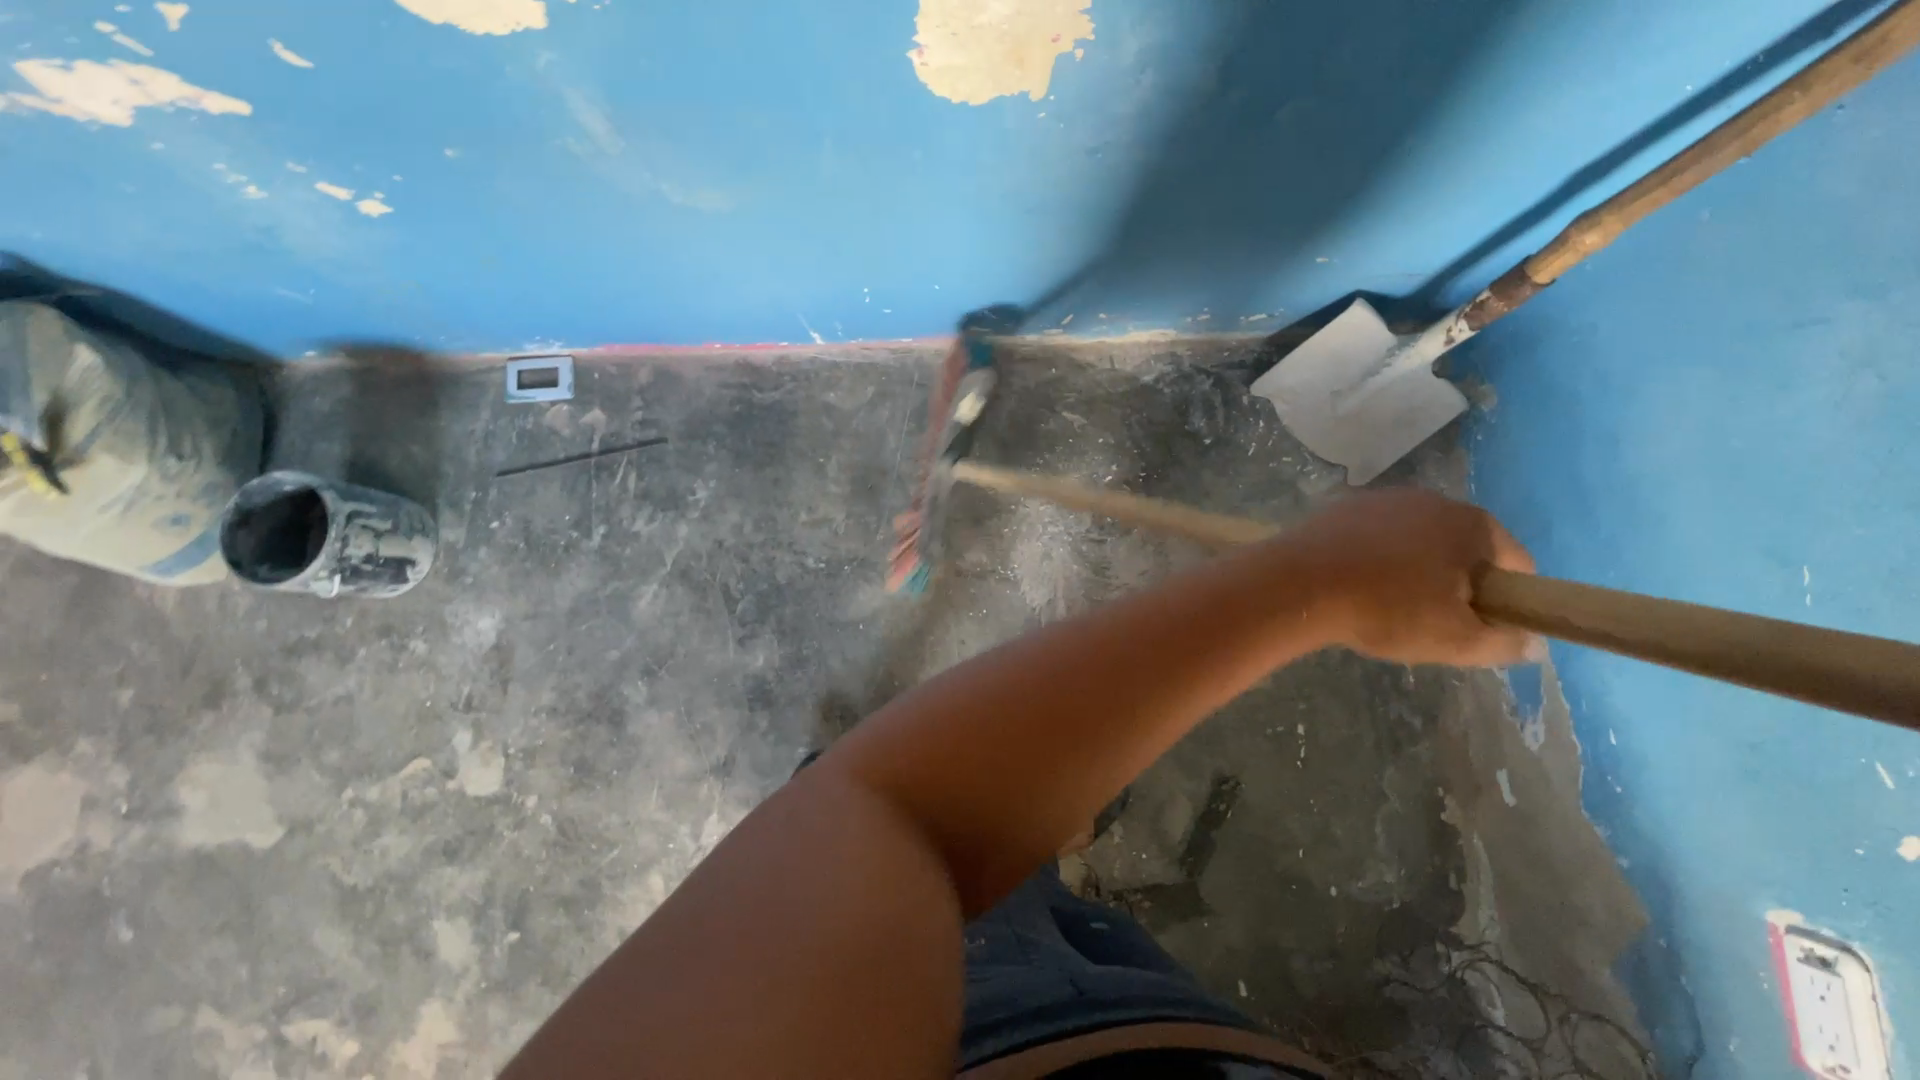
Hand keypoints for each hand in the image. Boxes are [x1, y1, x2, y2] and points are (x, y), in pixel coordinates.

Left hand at [1287, 489, 1538, 667]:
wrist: (1298, 584)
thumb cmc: (1388, 610)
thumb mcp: (1456, 641)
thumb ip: (1502, 643)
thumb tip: (1532, 644)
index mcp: (1472, 523)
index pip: (1515, 563)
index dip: (1509, 600)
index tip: (1485, 628)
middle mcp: (1431, 499)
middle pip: (1463, 549)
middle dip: (1457, 584)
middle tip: (1433, 623)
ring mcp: (1382, 500)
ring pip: (1415, 543)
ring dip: (1412, 572)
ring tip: (1388, 608)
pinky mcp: (1340, 510)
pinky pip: (1374, 540)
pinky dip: (1373, 562)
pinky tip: (1355, 588)